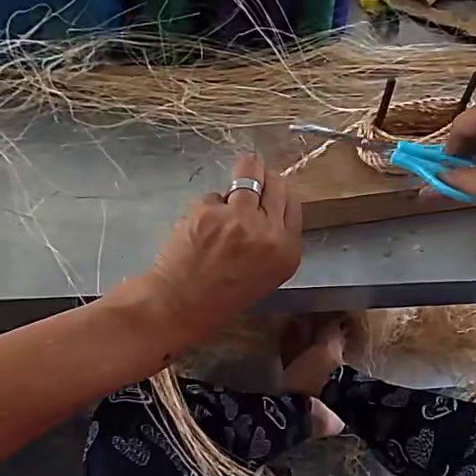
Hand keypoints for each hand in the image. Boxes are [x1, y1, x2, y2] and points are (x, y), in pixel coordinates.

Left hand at [122, 152, 302, 341]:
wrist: (182, 304)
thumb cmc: (224, 295)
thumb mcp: (269, 273)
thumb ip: (275, 240)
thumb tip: (270, 205)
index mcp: (287, 250)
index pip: (293, 203)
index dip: (280, 193)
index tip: (271, 189)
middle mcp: (268, 232)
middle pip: (276, 184)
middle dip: (264, 177)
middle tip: (254, 178)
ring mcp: (238, 219)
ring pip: (249, 174)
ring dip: (243, 171)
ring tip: (233, 182)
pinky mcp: (210, 211)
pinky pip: (216, 194)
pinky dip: (211, 204)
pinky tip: (204, 223)